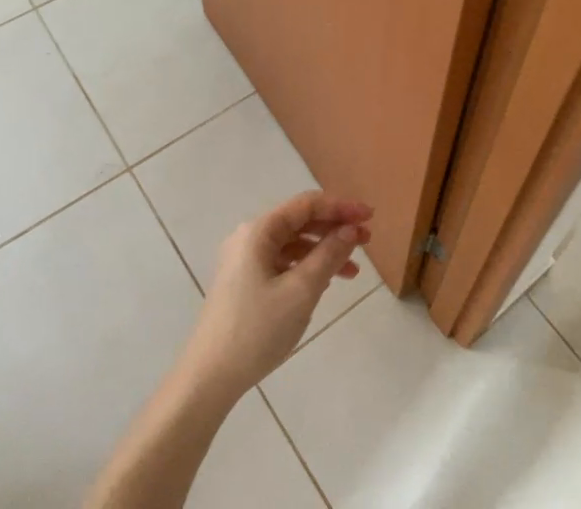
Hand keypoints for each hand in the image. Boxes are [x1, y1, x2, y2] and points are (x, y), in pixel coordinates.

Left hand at [183, 192, 373, 395]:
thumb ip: (329, 255)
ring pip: (292, 245)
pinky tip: (324, 284)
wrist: (210, 375)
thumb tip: (350, 229)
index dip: (341, 206)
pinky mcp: (244, 283)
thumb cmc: (257, 329)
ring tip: (353, 271)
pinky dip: (306, 268)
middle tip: (367, 241)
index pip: (306, 204)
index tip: (370, 216)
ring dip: (323, 251)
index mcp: (258, 232)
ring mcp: (243, 261)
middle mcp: (248, 238)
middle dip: (334, 228)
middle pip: (299, 221)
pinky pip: (282, 263)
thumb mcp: (301, 290)